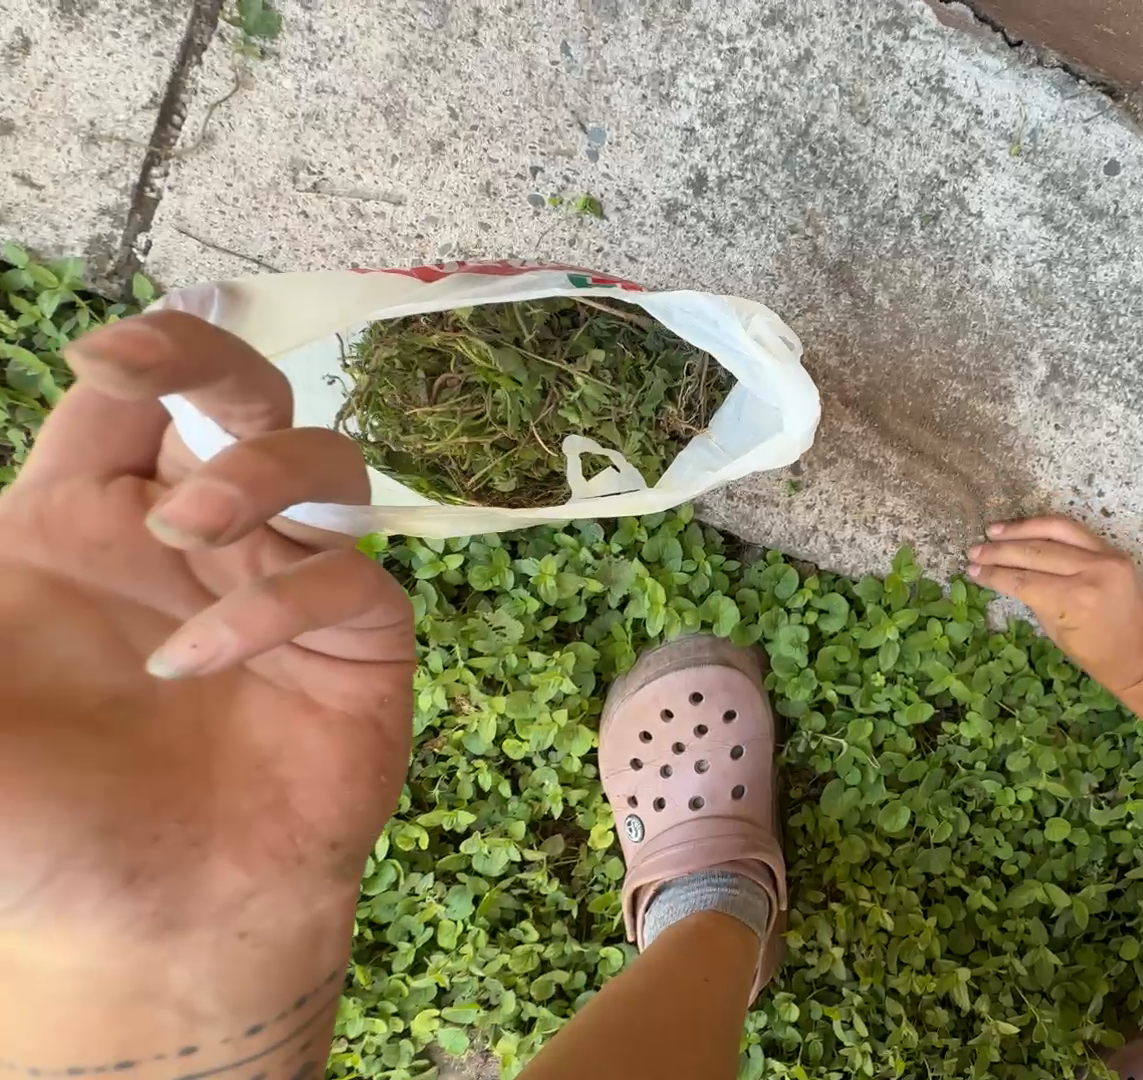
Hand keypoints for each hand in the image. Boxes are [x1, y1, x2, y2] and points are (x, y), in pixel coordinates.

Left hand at [0, 311, 413, 966]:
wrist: (166, 910)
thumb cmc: (30, 822)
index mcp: (85, 530)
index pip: (123, 410)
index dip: (141, 357)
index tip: (115, 358)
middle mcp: (200, 539)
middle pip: (246, 409)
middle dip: (222, 374)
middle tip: (170, 384)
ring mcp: (293, 579)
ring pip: (325, 467)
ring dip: (264, 475)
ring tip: (195, 533)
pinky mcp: (364, 630)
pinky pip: (347, 580)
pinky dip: (282, 600)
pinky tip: (207, 658)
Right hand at [966, 515, 1142, 693]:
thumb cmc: (1100, 657)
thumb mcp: (1058, 633)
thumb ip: (1035, 598)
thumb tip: (1007, 576)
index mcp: (1076, 600)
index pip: (1024, 580)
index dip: (994, 574)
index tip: (971, 570)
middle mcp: (1092, 572)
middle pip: (1035, 552)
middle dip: (1000, 551)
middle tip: (974, 550)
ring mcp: (1107, 557)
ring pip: (1055, 531)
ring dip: (1021, 529)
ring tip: (994, 531)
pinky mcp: (1114, 551)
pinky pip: (1076, 531)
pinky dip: (1048, 527)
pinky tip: (1026, 528)